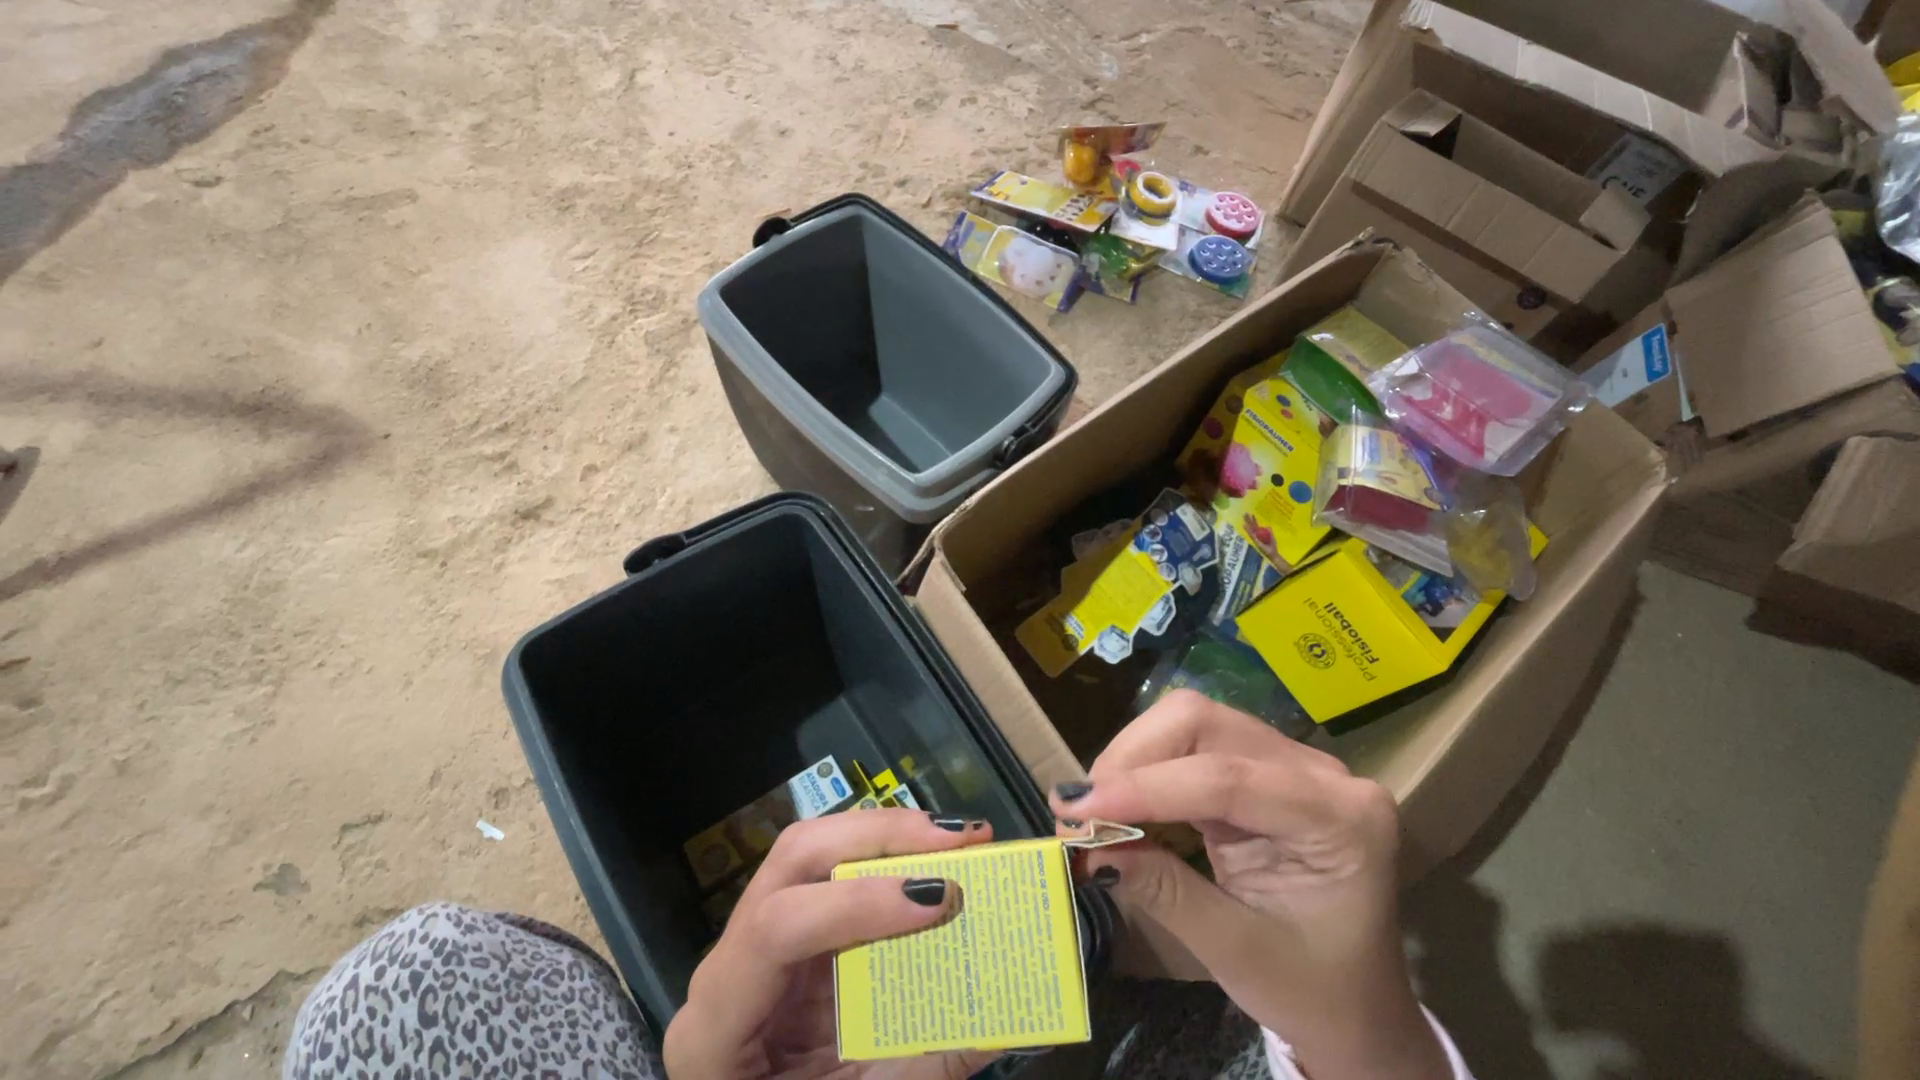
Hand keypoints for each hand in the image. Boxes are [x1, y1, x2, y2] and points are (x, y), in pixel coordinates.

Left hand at [664, 808, 1000, 1079]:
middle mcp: (730, 962)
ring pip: (812, 851)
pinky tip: (930, 857)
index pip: (777, 928)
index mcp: (718, 1022)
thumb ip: (929, 1067)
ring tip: (959, 837)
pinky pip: (833, 876)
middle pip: (794, 858)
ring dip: (887, 834)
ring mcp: (756, 940)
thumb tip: (1019, 1019)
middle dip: (880, 837)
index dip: (857, 903)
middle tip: (960, 840)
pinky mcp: (792, 936)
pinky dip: (886, 857)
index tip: (939, 900)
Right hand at [1053, 690, 1449, 1079]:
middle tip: (1080, 813)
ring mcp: (1289, 763)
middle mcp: (1320, 772)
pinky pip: (1191, 745)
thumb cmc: (1312, 991)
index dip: (1144, 788)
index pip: (1226, 778)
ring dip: (1132, 759)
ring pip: (1190, 722)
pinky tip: (1121, 805)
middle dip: (1132, 760)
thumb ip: (1163, 891)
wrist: (1358, 1008)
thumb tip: (1086, 849)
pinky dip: (1146, 769)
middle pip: (1203, 724)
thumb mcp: (1234, 952)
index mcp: (1341, 819)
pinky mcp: (1260, 768)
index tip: (1075, 811)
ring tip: (1094, 811)